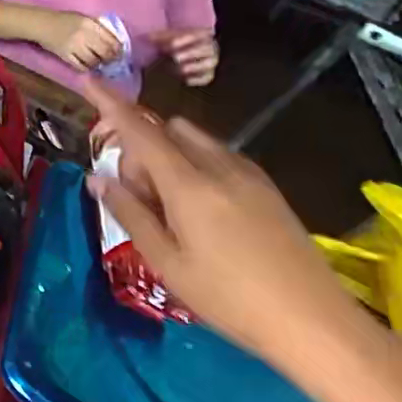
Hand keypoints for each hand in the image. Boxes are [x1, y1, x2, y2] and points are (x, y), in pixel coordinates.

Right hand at [36, 10, 123, 70]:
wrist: (42, 24)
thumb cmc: (63, 19)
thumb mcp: (82, 18)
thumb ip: (97, 27)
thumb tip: (113, 40)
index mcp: (90, 24)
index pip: (110, 39)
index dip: (118, 48)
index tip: (120, 52)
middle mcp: (84, 35)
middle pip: (104, 52)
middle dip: (111, 58)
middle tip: (112, 60)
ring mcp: (74, 47)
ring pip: (93, 61)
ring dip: (98, 64)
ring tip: (98, 63)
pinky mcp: (65, 56)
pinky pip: (80, 66)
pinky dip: (86, 68)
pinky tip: (87, 66)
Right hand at [81, 78, 362, 360]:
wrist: (314, 322)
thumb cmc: (231, 300)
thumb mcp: (168, 265)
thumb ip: (130, 214)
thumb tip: (97, 179)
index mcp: (188, 184)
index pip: (139, 130)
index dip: (110, 103)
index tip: (87, 79)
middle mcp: (217, 164)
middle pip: (165, 129)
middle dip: (141, 149)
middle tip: (140, 200)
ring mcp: (246, 171)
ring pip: (192, 138)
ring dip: (168, 155)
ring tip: (172, 209)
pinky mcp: (265, 183)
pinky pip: (216, 153)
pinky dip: (195, 163)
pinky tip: (204, 211)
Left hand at [156, 29, 218, 86]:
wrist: (187, 52)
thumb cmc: (177, 42)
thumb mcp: (169, 36)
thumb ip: (159, 37)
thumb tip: (147, 38)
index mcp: (203, 33)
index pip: (197, 34)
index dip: (184, 39)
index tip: (171, 45)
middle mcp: (211, 47)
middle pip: (206, 49)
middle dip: (190, 53)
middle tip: (175, 58)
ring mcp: (212, 61)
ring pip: (209, 63)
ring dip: (196, 66)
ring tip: (181, 69)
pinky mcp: (209, 75)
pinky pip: (207, 78)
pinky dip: (198, 80)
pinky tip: (185, 80)